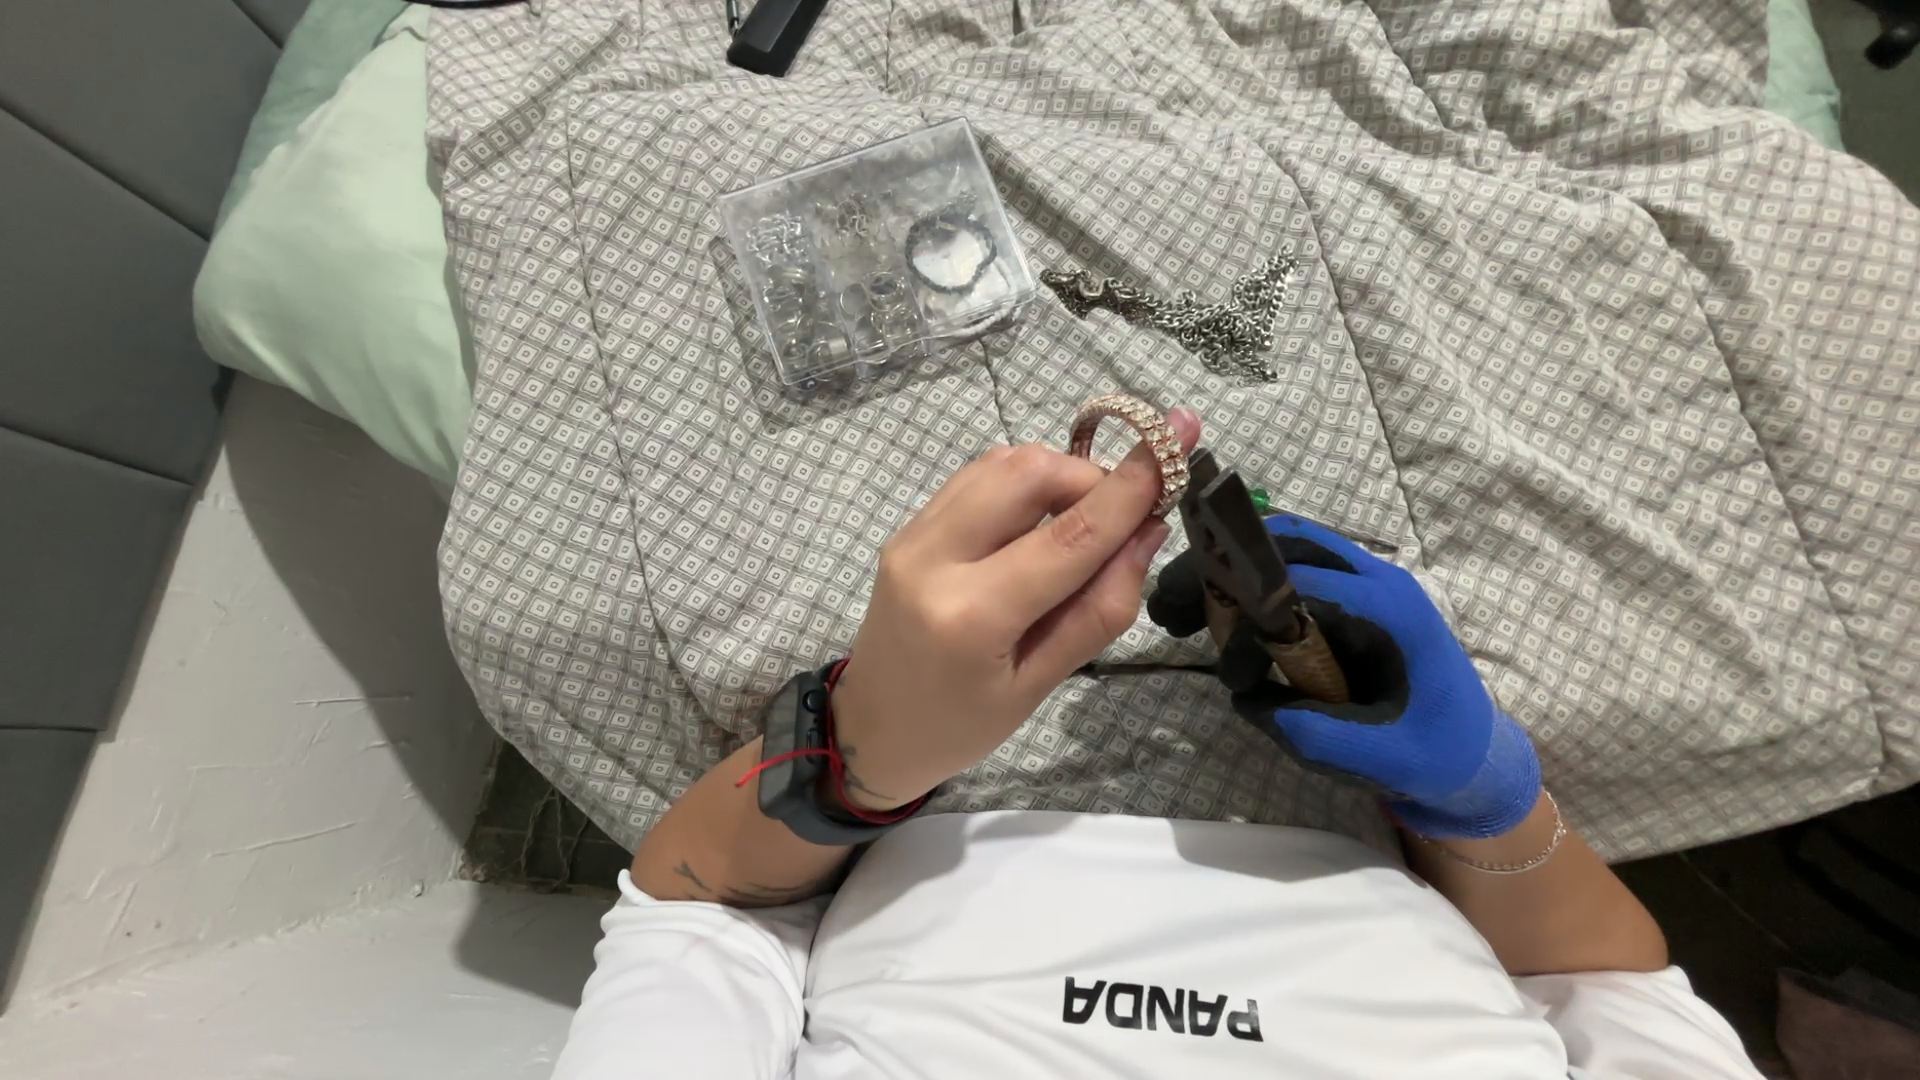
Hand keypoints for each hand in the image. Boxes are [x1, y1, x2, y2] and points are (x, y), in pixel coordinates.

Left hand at [827, 409, 1203, 810]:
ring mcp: (912, 536)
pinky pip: (975, 478)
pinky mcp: (907, 527)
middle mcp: (932, 558)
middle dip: (1089, 476)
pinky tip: (1034, 525)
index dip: (1131, 485)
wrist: (870, 728)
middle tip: (1119, 517)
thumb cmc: (960, 727)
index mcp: (970, 616)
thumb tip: (1146, 532)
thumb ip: (1099, 609)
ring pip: (1000, 463)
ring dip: (1055, 476)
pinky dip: (1021, 484)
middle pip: (1026, 472)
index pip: (1068, 535)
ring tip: (1078, 525)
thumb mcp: (1039, 686)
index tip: (1177, 436)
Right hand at [1147, 514, 1538, 838]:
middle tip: (1169, 604)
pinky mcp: (1346, 595)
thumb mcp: (1378, 758)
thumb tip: (1246, 698)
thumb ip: (1312, 731)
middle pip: (1286, 543)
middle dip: (1220, 568)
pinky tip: (1212, 615)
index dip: (1250, 616)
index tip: (1227, 665)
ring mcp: (1362, 581)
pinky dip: (1243, 585)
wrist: (1475, 754)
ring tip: (1178, 610)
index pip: (1303, 585)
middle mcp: (1375, 580)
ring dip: (1226, 572)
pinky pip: (1287, 570)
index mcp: (1391, 610)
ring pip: (1281, 548)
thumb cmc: (1433, 754)